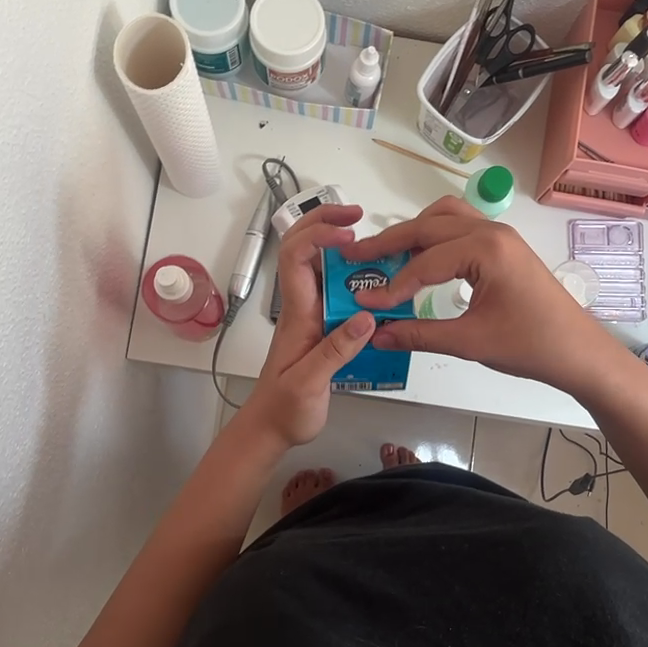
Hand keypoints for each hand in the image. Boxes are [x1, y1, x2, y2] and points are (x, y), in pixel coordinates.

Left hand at [239, 203, 375, 447]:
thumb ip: (336, 351)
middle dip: (326, 223)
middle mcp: (302, 308)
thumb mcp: (309, 383)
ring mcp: (311, 317)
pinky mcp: (321, 330)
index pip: (296, 257)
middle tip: (359, 217)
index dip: (319, 235)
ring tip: (376, 249)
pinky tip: (377, 288)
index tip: (350, 233)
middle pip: (303, 250)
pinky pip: (335, 294)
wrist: (270, 429)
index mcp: (297, 314)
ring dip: (342, 250)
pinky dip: (353, 281)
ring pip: (320, 269)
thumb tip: (367, 318)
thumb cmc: (284, 409)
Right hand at [343, 197, 625, 394]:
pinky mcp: (503, 247)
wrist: (578, 351)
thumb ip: (418, 334)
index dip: (391, 284)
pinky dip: (433, 238)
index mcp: (485, 248)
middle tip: (354, 258)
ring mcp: (499, 235)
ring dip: (412, 233)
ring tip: (383, 256)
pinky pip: (460, 229)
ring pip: (444, 219)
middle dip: (389, 243)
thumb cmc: (530, 345)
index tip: (364, 301)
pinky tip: (419, 261)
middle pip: (427, 227)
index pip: (424, 261)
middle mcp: (491, 231)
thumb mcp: (469, 341)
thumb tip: (375, 334)